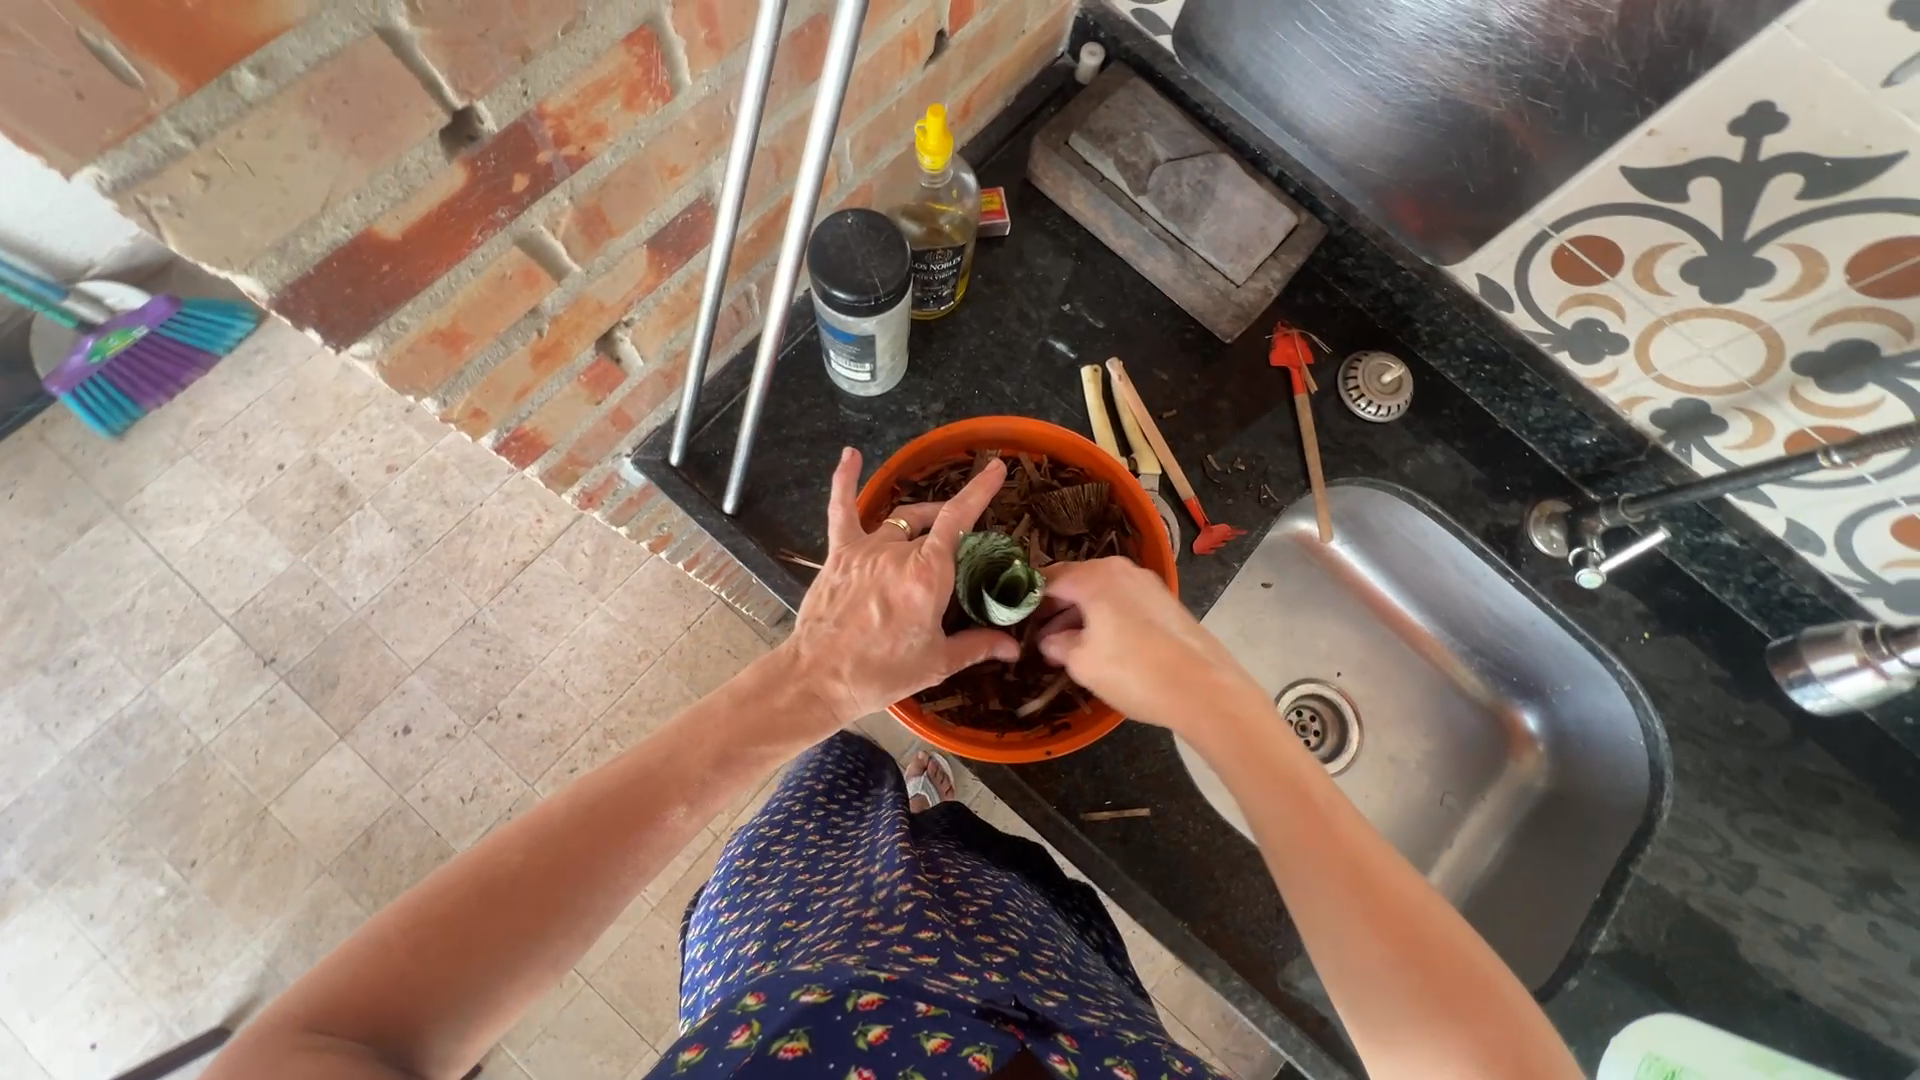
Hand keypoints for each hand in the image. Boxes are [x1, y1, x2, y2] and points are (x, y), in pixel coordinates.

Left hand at [782, 448, 1020, 723]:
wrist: (818, 679)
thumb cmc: (880, 673)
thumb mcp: (936, 662)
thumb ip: (977, 646)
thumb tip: (1012, 648)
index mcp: (927, 575)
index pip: (958, 520)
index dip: (979, 491)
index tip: (997, 469)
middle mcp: (897, 552)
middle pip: (933, 527)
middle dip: (952, 532)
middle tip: (964, 553)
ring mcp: (865, 550)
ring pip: (901, 521)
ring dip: (921, 519)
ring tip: (933, 524)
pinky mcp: (839, 555)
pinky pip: (842, 510)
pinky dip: (845, 481)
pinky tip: (850, 455)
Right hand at [1034, 557, 1267, 735]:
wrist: (1205, 690)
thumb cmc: (1135, 672)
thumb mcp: (1082, 662)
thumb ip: (1057, 644)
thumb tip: (1049, 640)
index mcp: (1095, 576)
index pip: (1048, 578)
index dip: (1028, 600)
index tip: (1016, 620)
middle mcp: (1121, 569)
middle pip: (1076, 581)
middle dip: (1055, 607)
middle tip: (1038, 635)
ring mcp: (1147, 583)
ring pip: (1101, 592)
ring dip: (1080, 614)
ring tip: (1066, 645)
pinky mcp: (1165, 602)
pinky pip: (1123, 602)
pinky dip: (1106, 617)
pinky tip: (1101, 645)